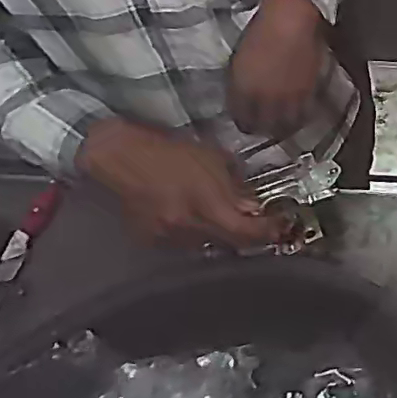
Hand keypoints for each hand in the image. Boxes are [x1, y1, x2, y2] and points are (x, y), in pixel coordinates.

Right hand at [77, 118, 280, 247]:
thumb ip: (236, 189)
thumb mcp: (216, 162)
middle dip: (248, 236)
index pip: (245, 232)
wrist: (120, 155)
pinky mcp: (149, 240)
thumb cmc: (171, 151)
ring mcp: (166, 235)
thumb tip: (254, 208)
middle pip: (230, 243)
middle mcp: (186, 225)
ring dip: (221, 235)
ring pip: (208, 245)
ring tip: (224, 219)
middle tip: (257, 225)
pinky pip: (183, 244)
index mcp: (205, 204)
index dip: (265, 231)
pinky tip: (197, 220)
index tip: (276, 227)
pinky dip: (197, 235)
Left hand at [228, 0, 328, 136]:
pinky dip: (300, 118)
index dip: (244, 122)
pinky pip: (303, 113)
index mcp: (243, 87)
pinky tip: (299, 115)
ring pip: (286, 124)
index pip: (242, 117)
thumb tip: (246, 96)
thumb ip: (243, 82)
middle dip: (263, 129)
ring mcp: (288, 96)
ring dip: (284, 128)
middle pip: (264, 126)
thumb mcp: (241, 59)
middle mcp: (264, 97)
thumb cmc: (261, 31)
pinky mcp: (308, 92)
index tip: (246, 122)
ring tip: (283, 126)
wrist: (290, 20)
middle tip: (265, 128)